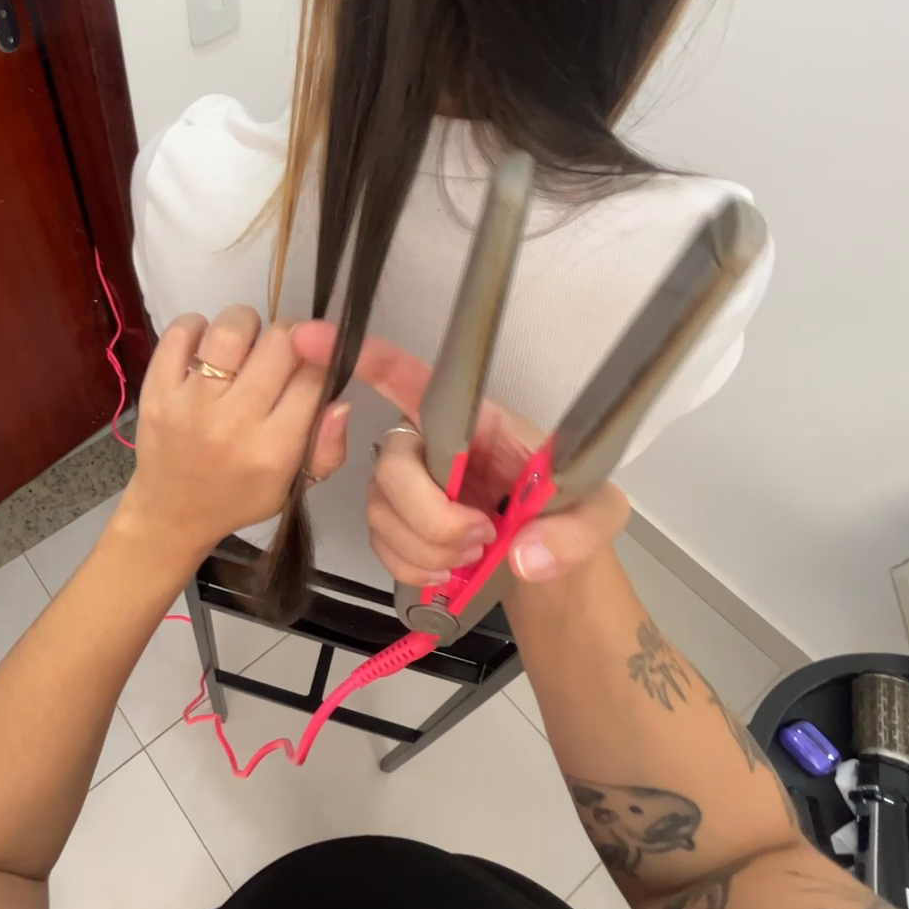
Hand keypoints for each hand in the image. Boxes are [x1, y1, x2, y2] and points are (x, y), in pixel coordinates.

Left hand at [119, 307, 350, 556]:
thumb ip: (327, 447)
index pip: (314, 377)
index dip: (320, 359)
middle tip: (280, 349)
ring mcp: (190, 404)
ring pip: (231, 329)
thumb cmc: (240, 497)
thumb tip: (340, 400)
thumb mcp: (295, 486)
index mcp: (274, 449)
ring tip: (243, 344)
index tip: (311, 363)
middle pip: (279, 343)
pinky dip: (196, 327)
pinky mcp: (157, 390)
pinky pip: (180, 333)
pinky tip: (205, 346)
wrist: (171, 513)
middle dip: (289, 336)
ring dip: (245, 324)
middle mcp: (234, 423)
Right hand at [291, 321, 628, 586]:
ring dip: (428, 546)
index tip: (309, 337)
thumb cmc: (567, 509)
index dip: (361, 357)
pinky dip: (413, 566)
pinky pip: (380, 542)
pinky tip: (446, 571)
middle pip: (391, 463)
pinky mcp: (395, 522)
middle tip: (480, 535)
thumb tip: (524, 556)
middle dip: (430, 514)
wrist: (546, 556)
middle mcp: (428, 443)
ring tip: (473, 555)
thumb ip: (575, 531)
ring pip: (380, 508)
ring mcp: (406, 484)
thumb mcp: (599, 512)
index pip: (408, 378)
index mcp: (470, 418)